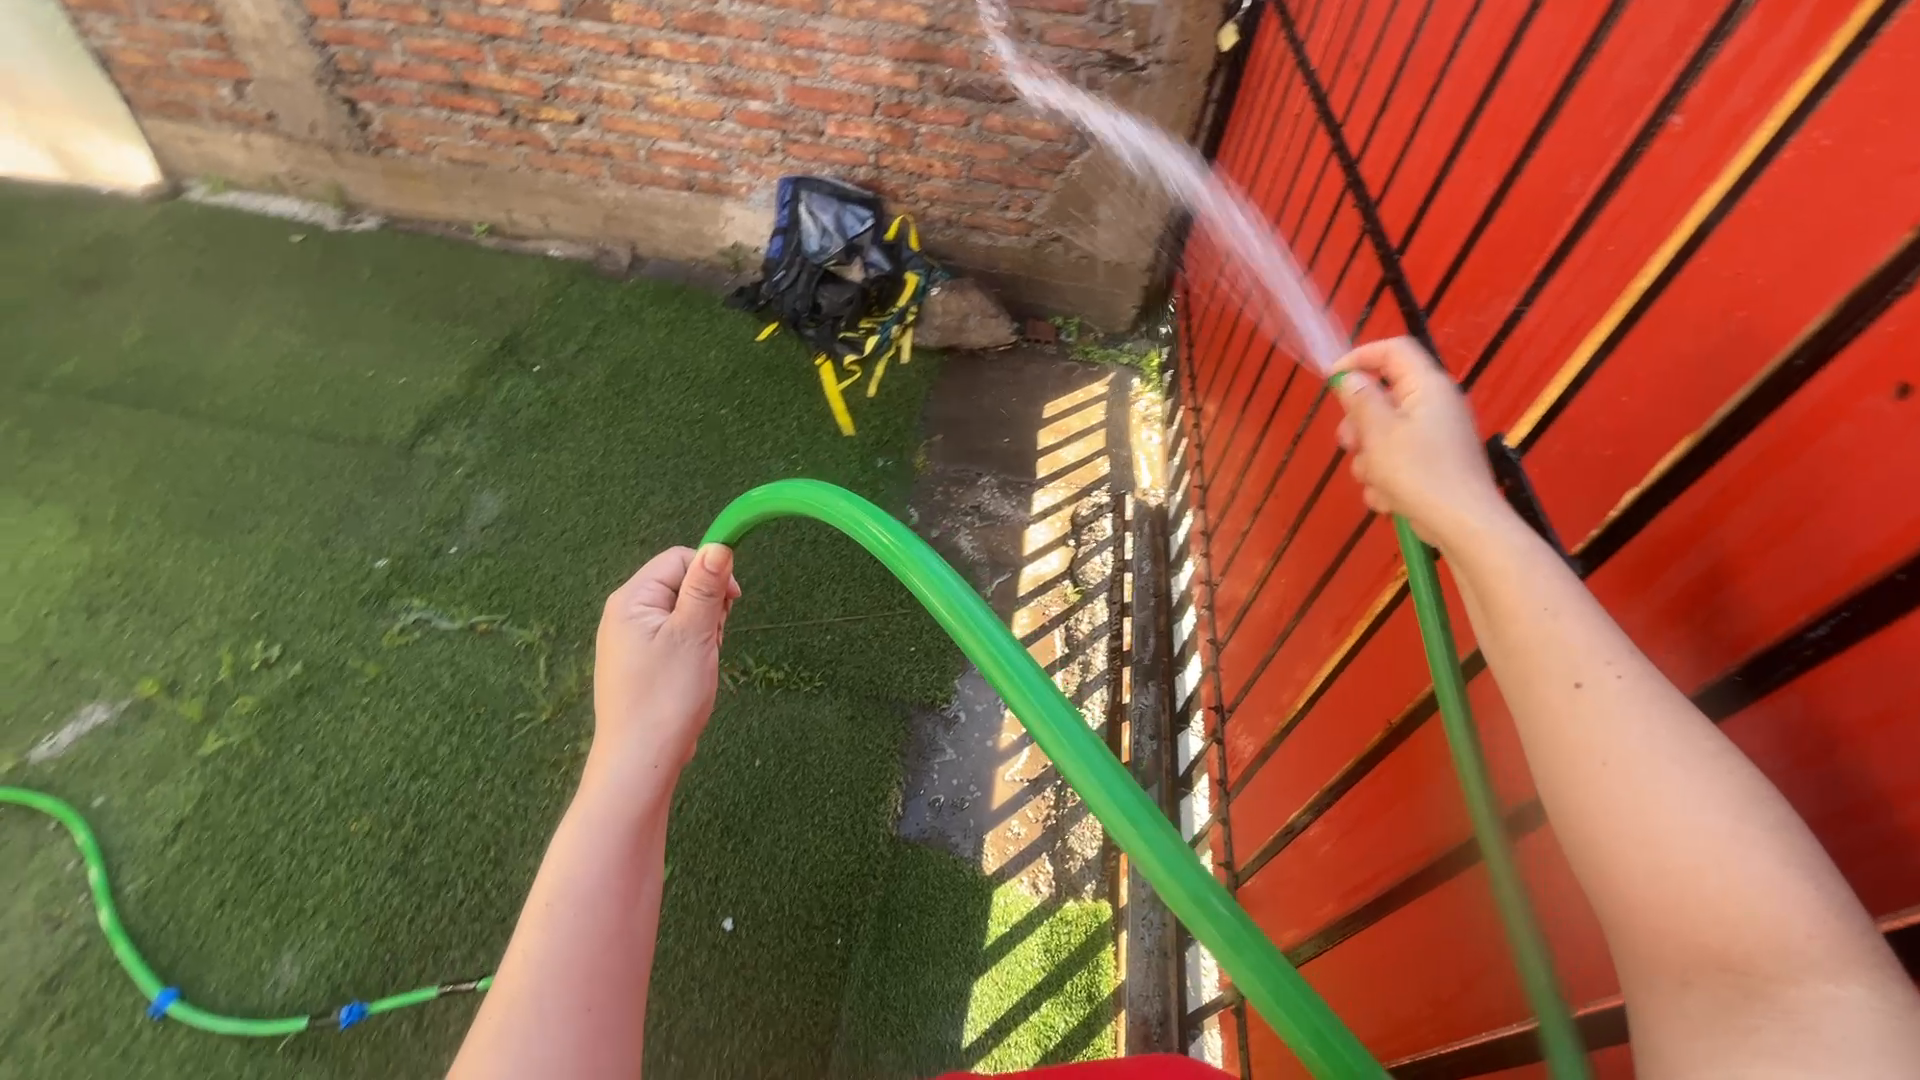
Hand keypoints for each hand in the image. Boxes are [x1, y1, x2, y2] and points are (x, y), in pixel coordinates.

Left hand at [587, 544, 740, 793]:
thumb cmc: (667, 695)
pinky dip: (694, 648)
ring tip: (702, 661)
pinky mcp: (641, 662)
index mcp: (631, 599)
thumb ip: (705, 586)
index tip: (732, 604)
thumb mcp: (694, 633)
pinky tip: (694, 673)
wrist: (641, 759)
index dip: (711, 574)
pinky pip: (675, 637)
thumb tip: (719, 545)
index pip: (679, 559)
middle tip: (711, 639)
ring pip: (683, 611)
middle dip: (708, 605)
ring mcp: (631, 639)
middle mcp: (625, 613)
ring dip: (704, 629)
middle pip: (681, 583)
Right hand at [1331, 337, 1513, 550]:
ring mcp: (1433, 436)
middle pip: (1382, 397)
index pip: (1393, 350)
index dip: (1359, 357)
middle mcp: (1433, 405)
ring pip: (1382, 434)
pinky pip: (1394, 460)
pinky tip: (1389, 498)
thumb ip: (1360, 399)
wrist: (1461, 522)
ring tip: (1375, 480)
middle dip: (1358, 424)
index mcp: (1426, 387)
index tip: (1330, 380)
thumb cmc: (1419, 472)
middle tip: (1349, 444)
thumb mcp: (1379, 432)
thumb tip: (1349, 376)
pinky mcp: (1431, 463)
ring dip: (1368, 459)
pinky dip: (1385, 478)